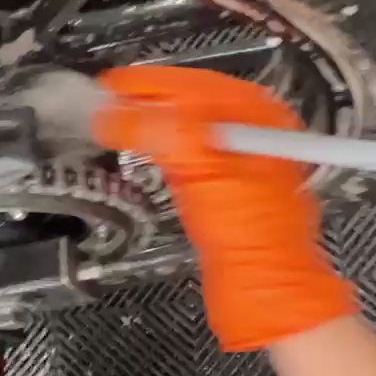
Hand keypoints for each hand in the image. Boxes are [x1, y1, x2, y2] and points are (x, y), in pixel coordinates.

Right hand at [94, 66, 358, 351]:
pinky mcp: (228, 195)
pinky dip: (166, 152)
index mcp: (259, 119)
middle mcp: (255, 137)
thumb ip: (159, 135)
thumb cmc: (253, 237)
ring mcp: (242, 167)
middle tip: (108, 100)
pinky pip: (192, 160)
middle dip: (149, 100)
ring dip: (155, 123)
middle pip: (193, 103)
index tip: (113, 85)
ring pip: (191, 131)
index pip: (196, 84)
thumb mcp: (201, 173)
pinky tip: (148, 151)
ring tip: (119, 119)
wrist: (268, 291)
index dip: (150, 84)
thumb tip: (116, 112)